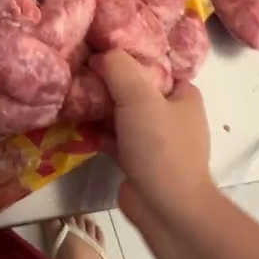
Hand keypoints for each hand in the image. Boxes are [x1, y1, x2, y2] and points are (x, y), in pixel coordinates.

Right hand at [94, 50, 217, 223]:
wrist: (167, 207)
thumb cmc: (160, 147)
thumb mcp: (139, 96)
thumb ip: (118, 67)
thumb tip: (98, 57)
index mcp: (184, 97)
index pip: (157, 67)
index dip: (131, 57)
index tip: (102, 51)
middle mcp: (172, 117)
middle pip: (135, 89)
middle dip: (108, 83)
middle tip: (81, 73)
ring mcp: (155, 141)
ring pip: (122, 114)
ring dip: (100, 108)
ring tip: (73, 97)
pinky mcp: (138, 161)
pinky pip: (114, 138)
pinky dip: (98, 132)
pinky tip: (78, 126)